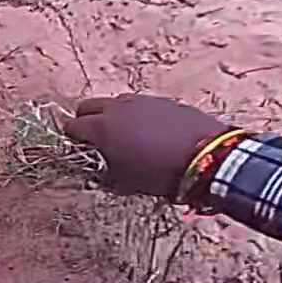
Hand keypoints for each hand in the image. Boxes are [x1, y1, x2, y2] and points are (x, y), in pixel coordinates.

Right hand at [63, 95, 231, 198]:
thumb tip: (91, 167)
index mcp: (100, 127)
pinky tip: (148, 131)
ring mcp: (143, 101)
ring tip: (123, 133)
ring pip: (115, 102)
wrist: (211, 159)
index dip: (71, 139)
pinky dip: (136, 115)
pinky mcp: (166, 102)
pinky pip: (141, 104)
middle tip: (94, 138)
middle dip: (85, 120)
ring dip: (112, 115)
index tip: (77, 150)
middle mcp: (117, 108)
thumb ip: (99, 170)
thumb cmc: (158, 173)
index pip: (70, 126)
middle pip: (87, 106)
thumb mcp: (120, 180)